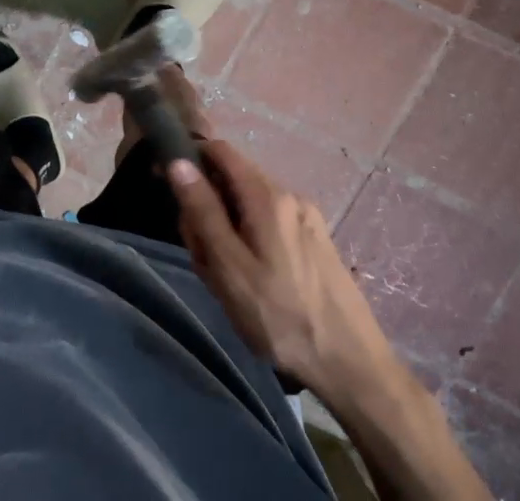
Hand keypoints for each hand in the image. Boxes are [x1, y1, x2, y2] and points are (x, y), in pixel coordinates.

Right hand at [168, 139, 396, 395]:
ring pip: (249, 205)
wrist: (352, 367)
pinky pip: (270, 225)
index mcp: (269, 198)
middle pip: (233, 178)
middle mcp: (293, 198)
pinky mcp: (318, 243)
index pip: (221, 151)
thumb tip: (178, 162)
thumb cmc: (280, 316)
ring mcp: (309, 221)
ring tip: (224, 274)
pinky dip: (249, 240)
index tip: (167, 188)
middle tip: (200, 252)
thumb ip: (202, 210)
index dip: (190, 159)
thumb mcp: (229, 265)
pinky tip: (250, 279)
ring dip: (226, 227)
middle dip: (207, 204)